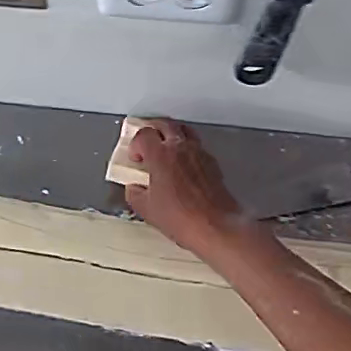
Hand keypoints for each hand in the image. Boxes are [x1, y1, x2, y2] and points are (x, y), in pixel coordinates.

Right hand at [124, 120, 243, 253]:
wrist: (216, 226)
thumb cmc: (180, 217)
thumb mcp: (147, 210)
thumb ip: (135, 194)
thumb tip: (134, 188)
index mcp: (160, 155)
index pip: (144, 134)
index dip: (136, 144)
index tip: (135, 157)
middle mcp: (180, 147)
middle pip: (165, 124)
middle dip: (153, 130)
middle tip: (147, 142)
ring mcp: (198, 152)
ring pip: (184, 130)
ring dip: (172, 134)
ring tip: (166, 149)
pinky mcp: (212, 162)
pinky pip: (197, 146)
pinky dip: (187, 148)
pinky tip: (184, 165)